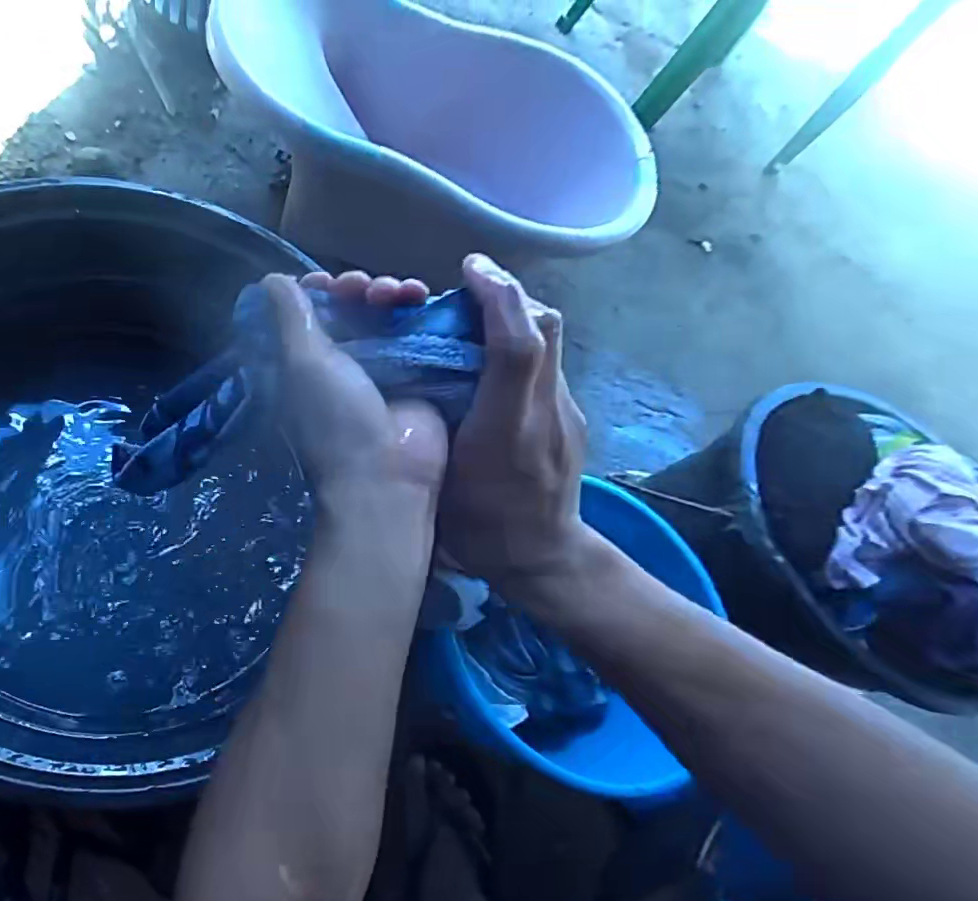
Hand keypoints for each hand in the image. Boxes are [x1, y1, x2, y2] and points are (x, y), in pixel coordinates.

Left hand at [264, 272, 449, 521]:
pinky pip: (417, 326)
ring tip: (398, 292)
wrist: (385, 472)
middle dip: (356, 287)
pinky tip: (421, 295)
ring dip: (389, 292)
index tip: (325, 282)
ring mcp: (379, 368)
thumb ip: (288, 318)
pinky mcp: (417, 371)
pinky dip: (418, 307)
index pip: (307, 315)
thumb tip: (267, 280)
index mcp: (302, 366)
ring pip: (384, 313)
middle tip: (364, 288)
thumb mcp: (301, 363)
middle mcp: (337, 365)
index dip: (316, 291)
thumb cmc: (334, 419)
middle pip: (348, 309)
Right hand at [438, 253, 596, 599]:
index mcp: (513, 422)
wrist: (539, 556)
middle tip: (465, 290)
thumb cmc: (478, 524)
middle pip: (544, 327)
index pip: (520, 341)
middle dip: (509, 295)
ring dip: (514, 317)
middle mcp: (547, 406)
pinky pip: (543, 368)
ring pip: (547, 345)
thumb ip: (434, 433)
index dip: (499, 296)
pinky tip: (484, 363)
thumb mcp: (441, 482)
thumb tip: (414, 390)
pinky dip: (517, 347)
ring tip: (470, 318)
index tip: (470, 267)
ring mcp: (562, 412)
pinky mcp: (564, 421)